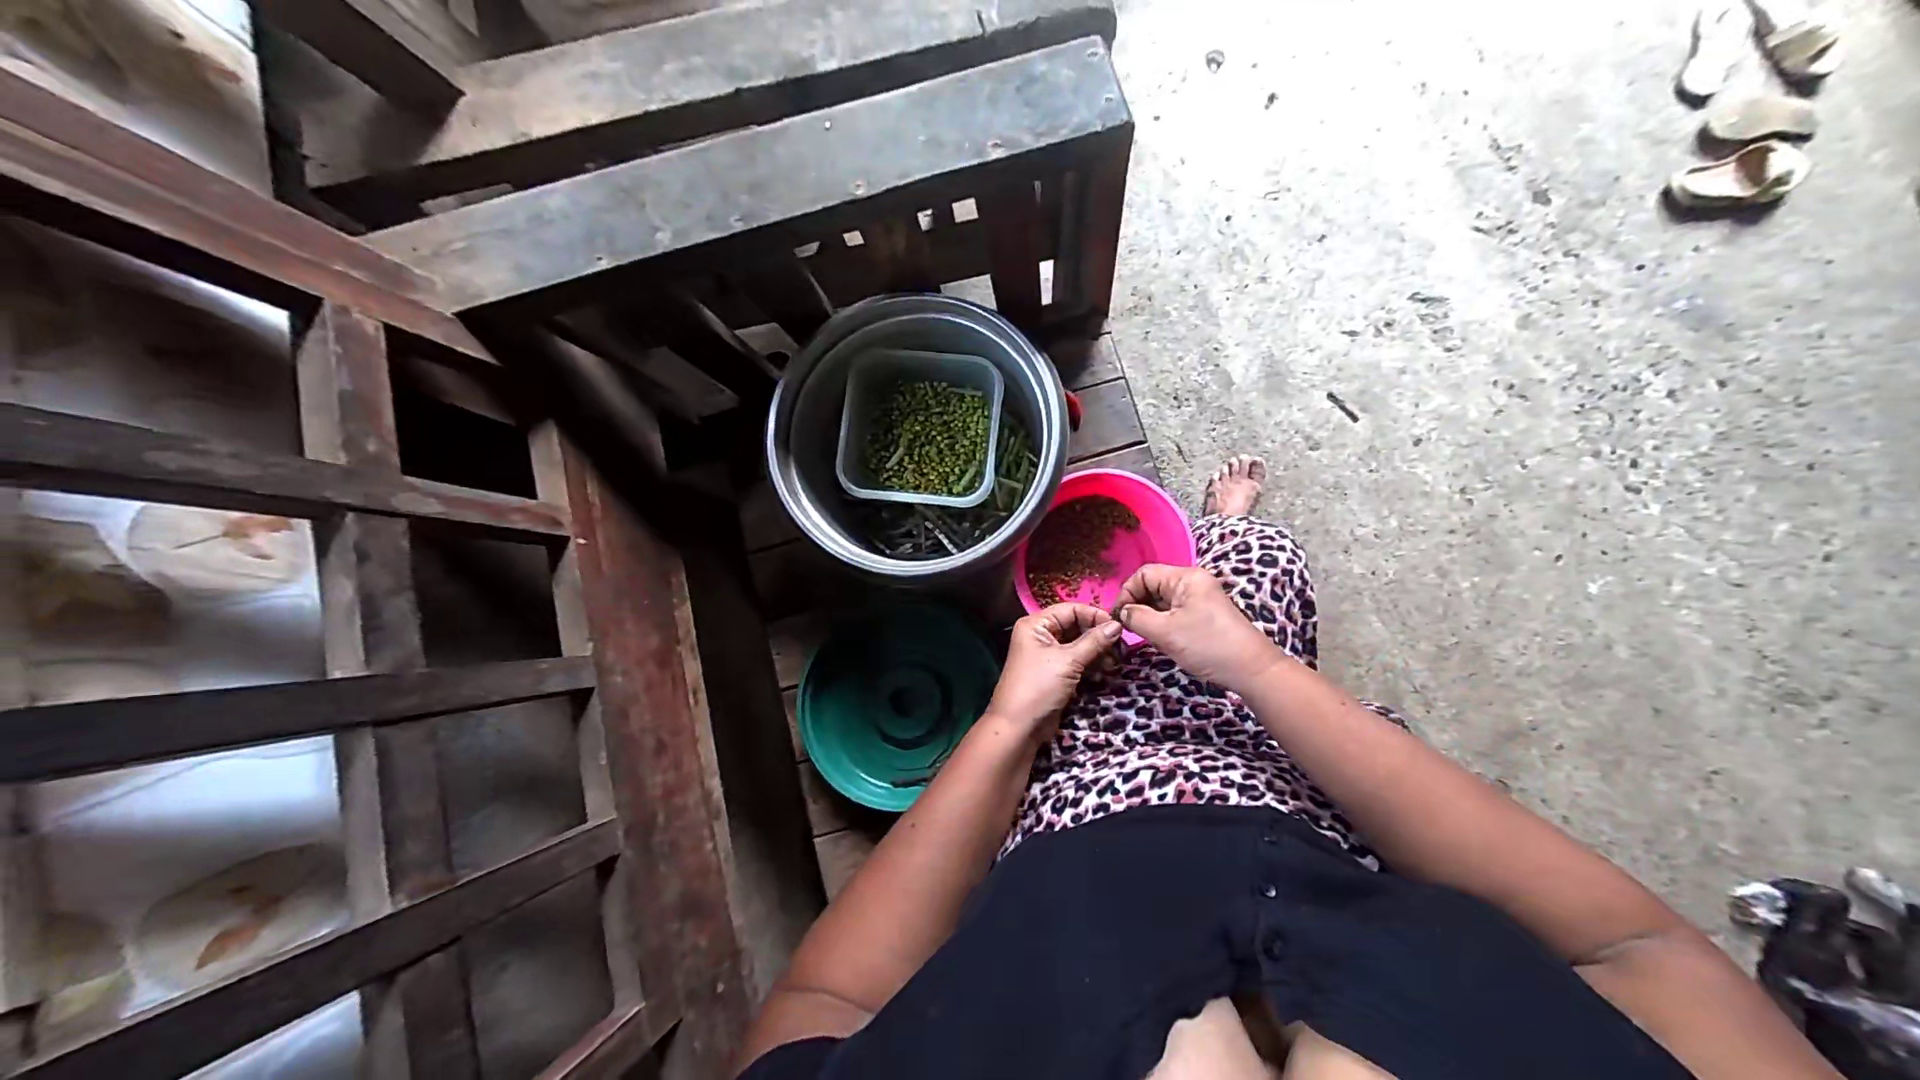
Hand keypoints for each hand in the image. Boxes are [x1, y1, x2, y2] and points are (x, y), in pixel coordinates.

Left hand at [985, 603, 1123, 738]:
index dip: (1094, 616)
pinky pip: (1077, 662)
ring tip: (1115, 662)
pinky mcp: (1056, 674)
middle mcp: (1040, 636)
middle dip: (1098, 636)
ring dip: (1098, 652)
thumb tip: (1118, 625)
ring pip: (1079, 646)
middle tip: (1121, 648)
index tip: (1118, 627)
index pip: (1070, 609)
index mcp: (1036, 625)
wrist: (1019, 727)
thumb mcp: (1068, 661)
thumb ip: (1094, 641)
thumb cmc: (1039, 686)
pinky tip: (1106, 672)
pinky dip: (1091, 665)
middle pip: (1076, 627)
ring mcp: (1048, 656)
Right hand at [1113, 564, 1281, 691]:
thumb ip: (1136, 617)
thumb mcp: (1165, 632)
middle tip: (1126, 628)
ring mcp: (1200, 598)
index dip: (1127, 593)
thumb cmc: (1208, 646)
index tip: (1119, 617)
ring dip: (1148, 616)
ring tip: (1141, 635)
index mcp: (1186, 577)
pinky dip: (1161, 622)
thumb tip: (1121, 613)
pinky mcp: (1203, 615)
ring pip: (1162, 600)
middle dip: (1136, 605)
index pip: (1144, 574)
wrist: (1252, 670)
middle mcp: (1193, 582)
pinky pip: (1173, 612)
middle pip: (1152, 585)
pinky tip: (1158, 638)